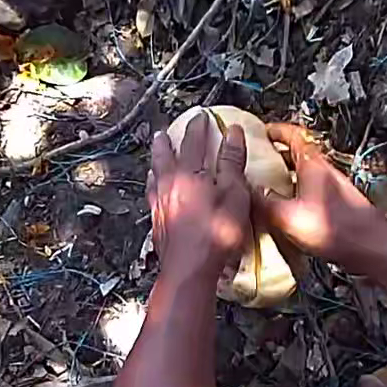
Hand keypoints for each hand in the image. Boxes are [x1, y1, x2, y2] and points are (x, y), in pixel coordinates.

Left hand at [148, 117, 251, 286]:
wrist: (189, 270)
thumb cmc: (217, 234)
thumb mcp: (235, 196)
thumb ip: (232, 164)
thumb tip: (232, 133)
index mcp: (190, 174)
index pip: (194, 142)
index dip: (198, 127)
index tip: (201, 116)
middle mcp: (170, 184)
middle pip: (165, 156)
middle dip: (166, 141)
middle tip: (164, 131)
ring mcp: (160, 204)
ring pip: (155, 174)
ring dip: (156, 160)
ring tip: (155, 154)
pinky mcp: (156, 222)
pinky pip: (151, 194)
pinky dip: (152, 184)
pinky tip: (153, 187)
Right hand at [257, 123, 386, 272]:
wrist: (371, 247)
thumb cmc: (338, 229)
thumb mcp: (289, 216)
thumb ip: (265, 202)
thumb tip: (248, 194)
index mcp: (312, 165)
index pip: (293, 134)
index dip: (275, 130)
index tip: (261, 131)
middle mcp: (324, 171)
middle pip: (297, 153)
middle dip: (276, 154)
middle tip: (258, 160)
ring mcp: (331, 188)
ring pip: (303, 173)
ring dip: (285, 175)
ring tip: (266, 186)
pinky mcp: (335, 204)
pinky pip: (309, 191)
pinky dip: (295, 193)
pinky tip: (286, 210)